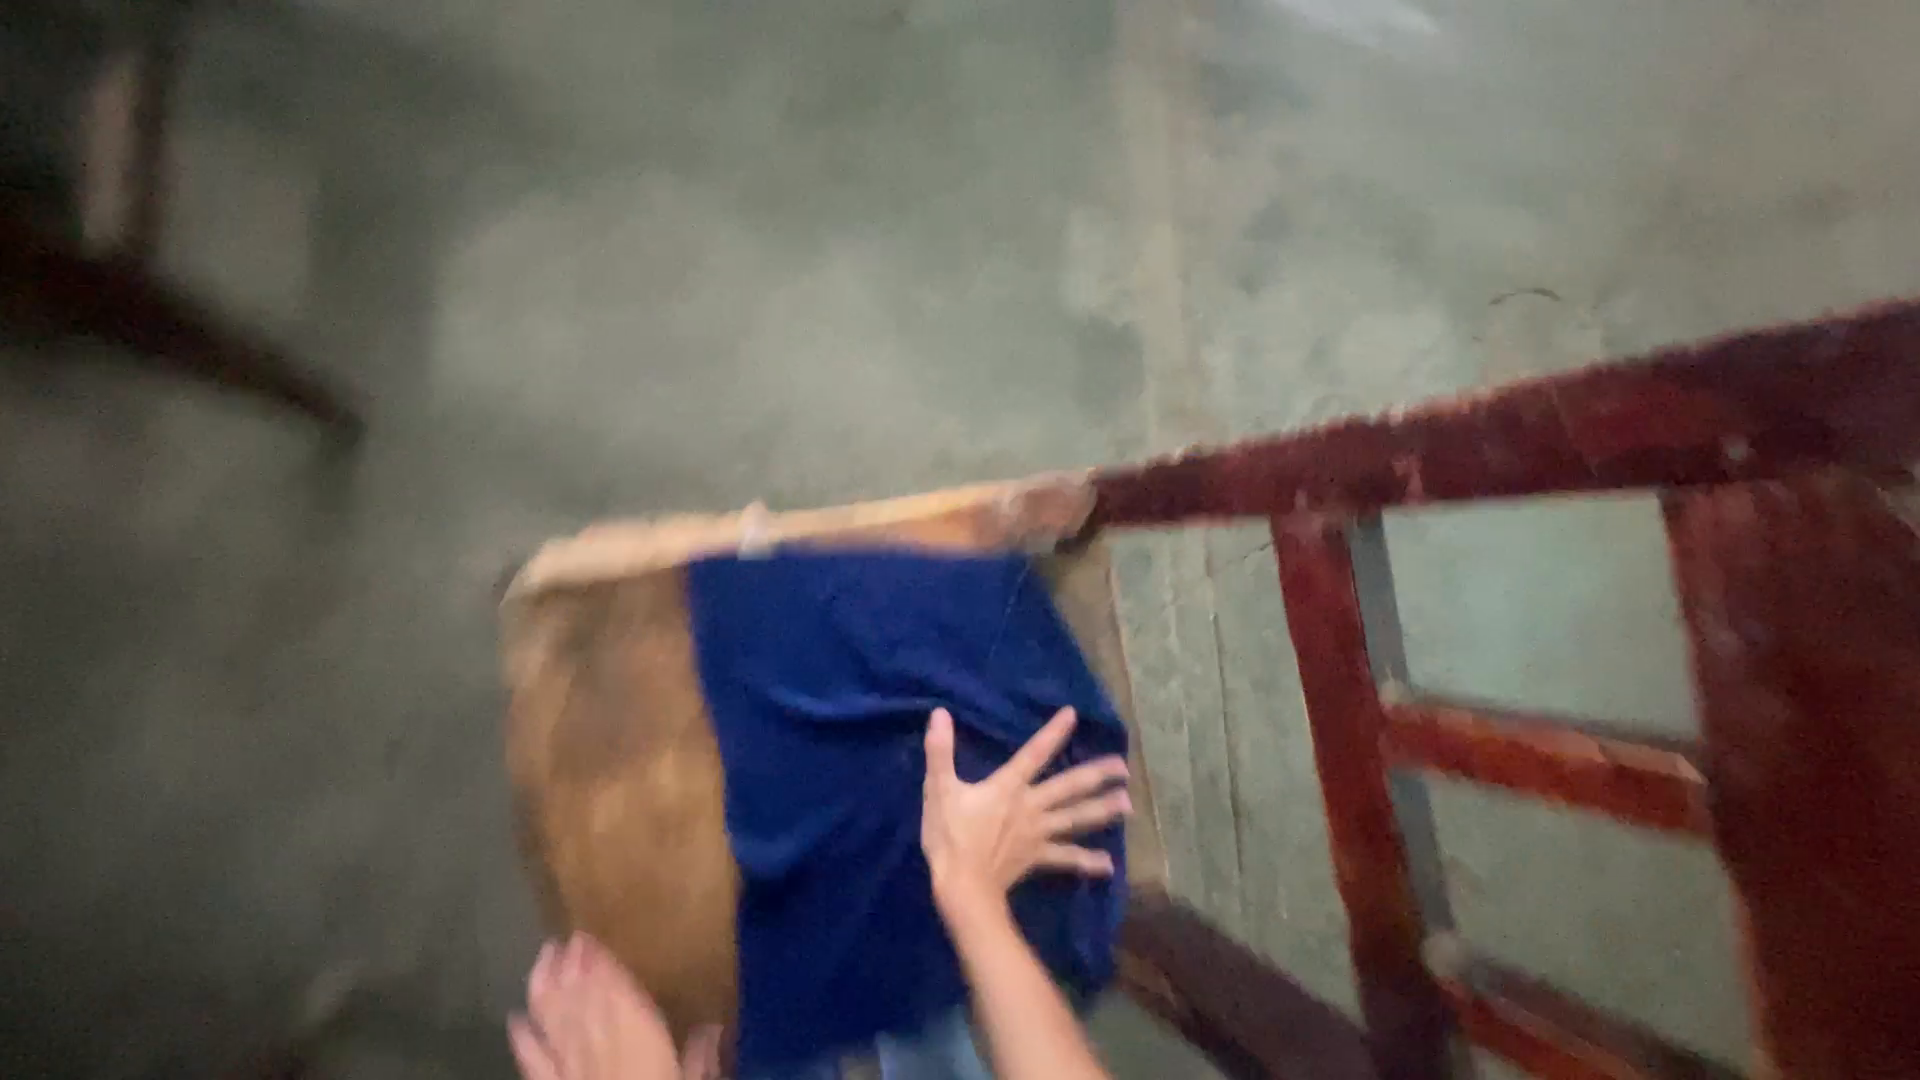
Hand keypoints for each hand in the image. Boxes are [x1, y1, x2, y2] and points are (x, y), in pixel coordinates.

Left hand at [508, 934, 722, 1079]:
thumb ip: (700, 1056)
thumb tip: (713, 1025)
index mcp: (639, 1041)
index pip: (616, 994)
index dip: (601, 965)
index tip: (588, 938)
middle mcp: (600, 1049)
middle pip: (583, 1003)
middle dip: (572, 969)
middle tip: (563, 940)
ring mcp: (572, 1072)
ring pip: (557, 1026)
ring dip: (547, 993)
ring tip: (540, 962)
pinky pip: (536, 1066)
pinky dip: (524, 1043)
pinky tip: (515, 1020)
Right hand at [920, 706, 1130, 920]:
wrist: (963, 888)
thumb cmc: (949, 837)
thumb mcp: (938, 790)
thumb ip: (940, 751)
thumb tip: (940, 714)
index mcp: (1008, 787)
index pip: (1034, 753)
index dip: (1053, 733)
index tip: (1073, 714)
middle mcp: (1031, 806)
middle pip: (1069, 787)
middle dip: (1097, 776)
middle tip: (1124, 768)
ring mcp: (1038, 833)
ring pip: (1075, 819)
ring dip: (1102, 811)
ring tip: (1128, 804)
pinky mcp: (1038, 858)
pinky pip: (1067, 859)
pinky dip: (1088, 862)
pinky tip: (1109, 865)